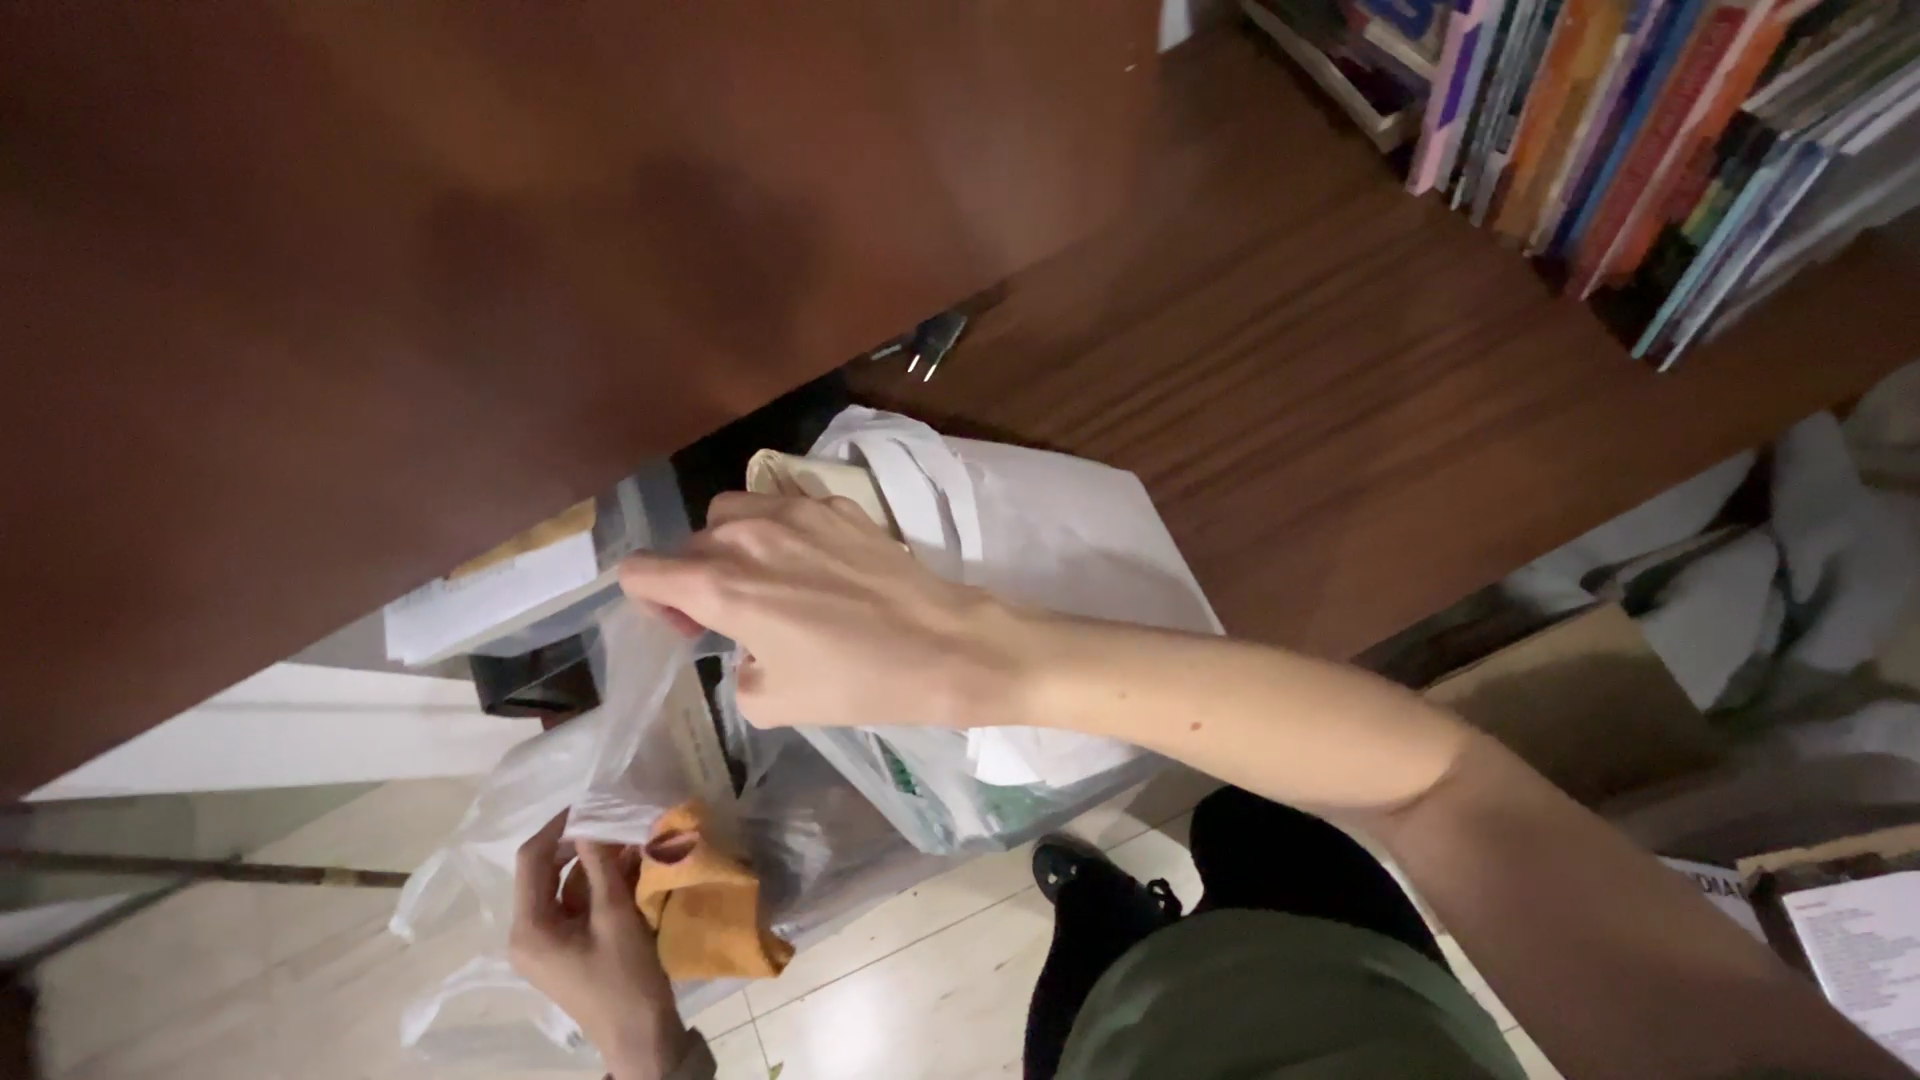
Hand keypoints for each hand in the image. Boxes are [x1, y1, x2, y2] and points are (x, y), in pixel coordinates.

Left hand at [509, 813, 689, 1079]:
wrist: (640, 1034)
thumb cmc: (624, 976)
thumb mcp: (615, 914)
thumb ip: (600, 865)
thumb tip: (592, 823)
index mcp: (529, 927)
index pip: (532, 860)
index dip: (558, 826)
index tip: (591, 802)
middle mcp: (528, 933)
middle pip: (547, 871)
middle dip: (581, 843)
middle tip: (617, 820)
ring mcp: (547, 943)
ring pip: (567, 886)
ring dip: (597, 863)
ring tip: (633, 840)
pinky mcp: (567, 948)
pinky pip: (578, 905)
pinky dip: (601, 885)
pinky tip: (633, 867)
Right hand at [619, 491, 1030, 729]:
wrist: (943, 645)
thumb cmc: (857, 682)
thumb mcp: (773, 701)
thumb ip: (736, 667)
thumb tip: (748, 646)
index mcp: (721, 585)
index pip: (641, 570)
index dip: (648, 599)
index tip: (685, 624)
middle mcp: (748, 535)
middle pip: (689, 542)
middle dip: (694, 576)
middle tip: (732, 613)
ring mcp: (796, 510)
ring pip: (733, 511)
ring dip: (733, 542)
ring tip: (767, 577)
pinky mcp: (837, 504)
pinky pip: (784, 504)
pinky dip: (780, 529)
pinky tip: (813, 561)